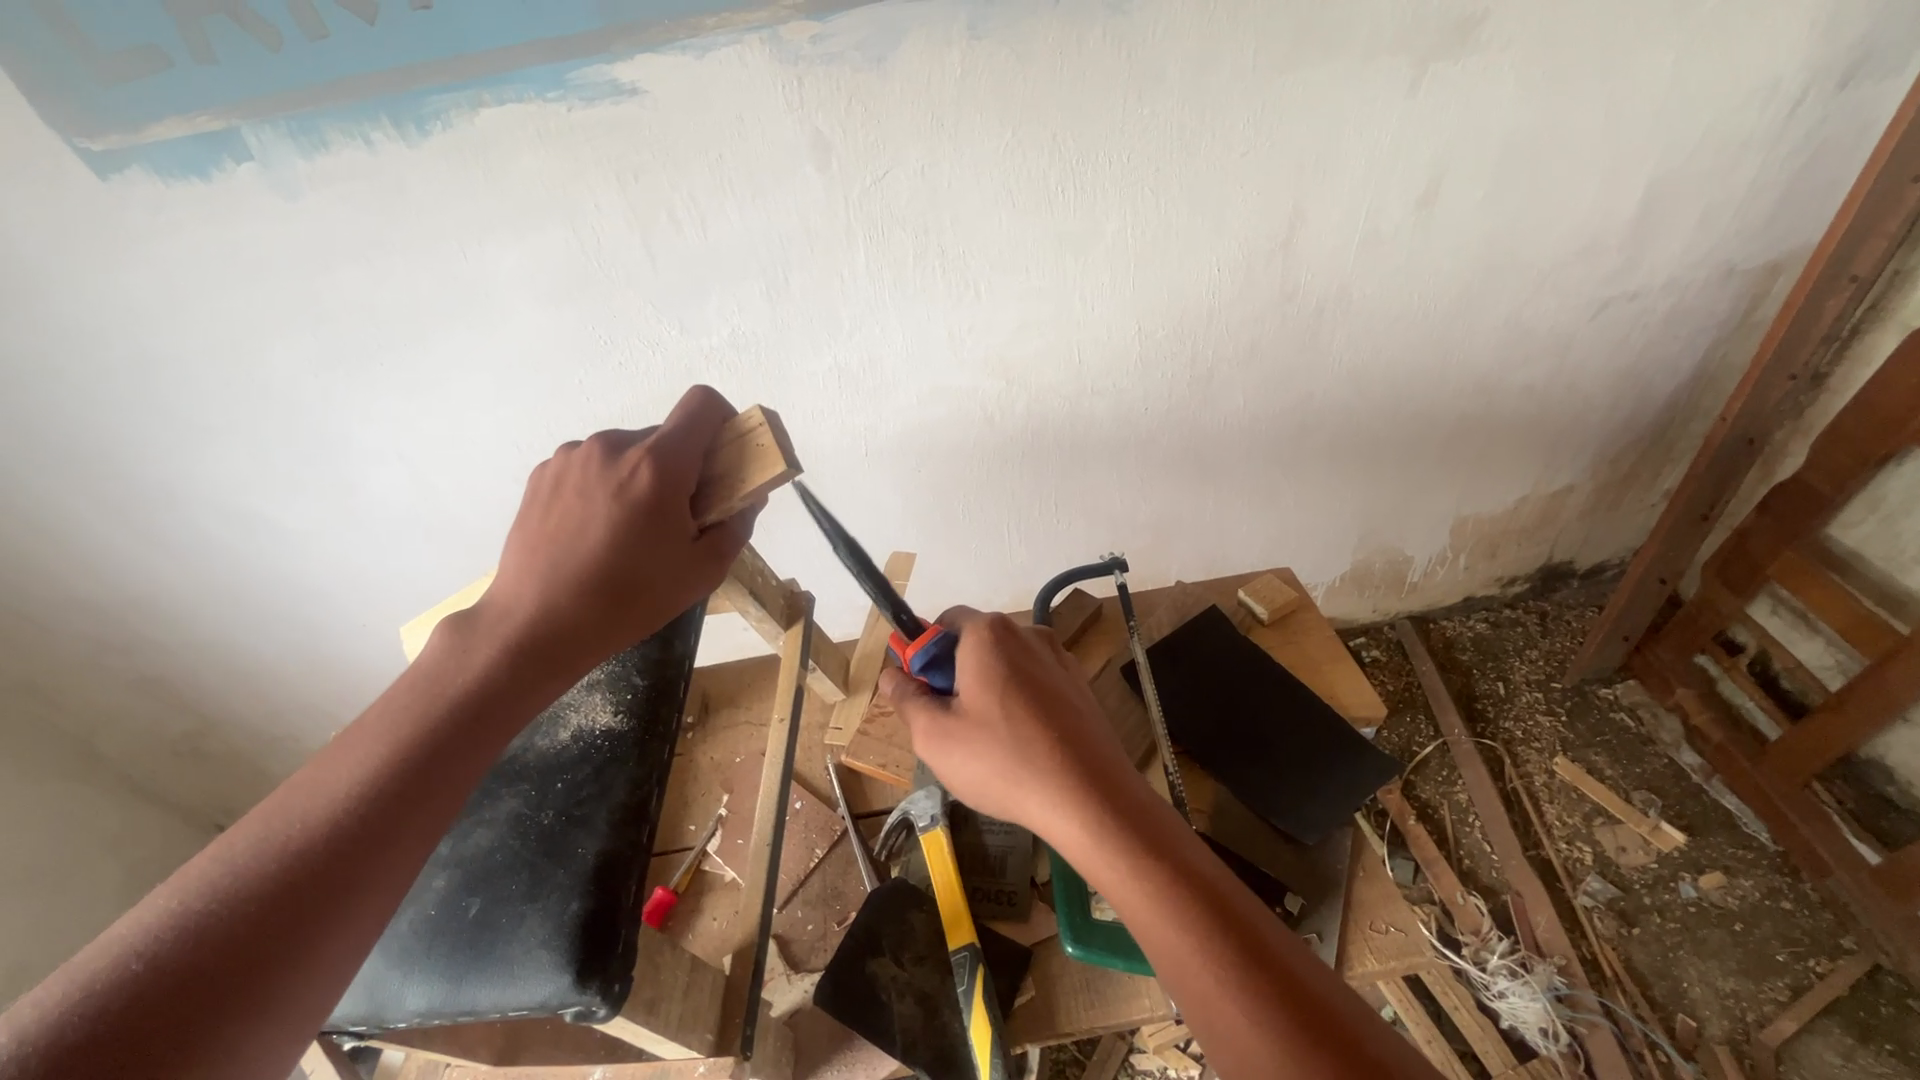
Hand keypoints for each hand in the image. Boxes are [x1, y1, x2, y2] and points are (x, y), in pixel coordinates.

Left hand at [462, 385, 759, 679]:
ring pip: (627, 453)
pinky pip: (592, 466)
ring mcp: (572, 456)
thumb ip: (736, 524)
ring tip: (630, 532)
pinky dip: (606, 488)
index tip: (724, 462)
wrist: (537, 624)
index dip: (724, 422)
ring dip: (641, 478)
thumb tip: (747, 496)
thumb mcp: (703, 571)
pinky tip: (595, 533)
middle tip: (678, 520)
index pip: (702, 404)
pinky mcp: (543, 473)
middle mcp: (613, 445)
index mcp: (658, 464)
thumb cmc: (629, 600)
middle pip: (666, 436)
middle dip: (682, 468)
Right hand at [880, 607, 1145, 832]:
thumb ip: (906, 699)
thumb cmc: (1002, 761)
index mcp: (989, 634)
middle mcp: (1028, 633)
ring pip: (1007, 666)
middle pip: (976, 643)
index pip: (944, 622)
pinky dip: (1020, 706)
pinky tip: (1022, 748)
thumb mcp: (935, 736)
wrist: (1090, 797)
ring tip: (988, 745)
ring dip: (989, 692)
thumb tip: (892, 675)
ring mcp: (1061, 658)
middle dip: (956, 676)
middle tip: (950, 726)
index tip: (923, 696)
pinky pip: (1036, 685)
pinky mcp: (1081, 687)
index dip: (924, 656)